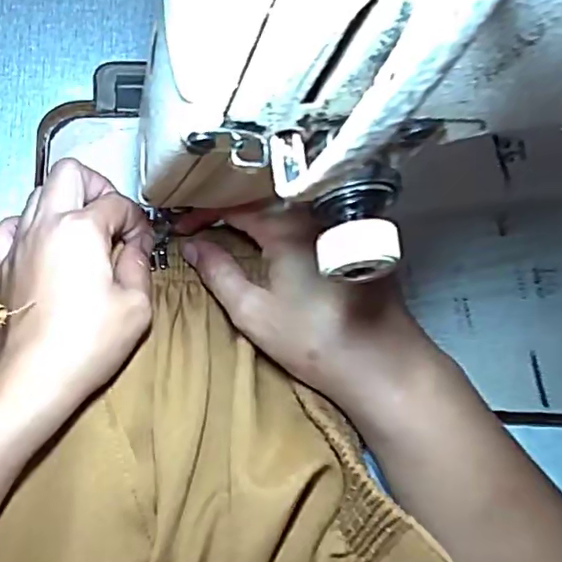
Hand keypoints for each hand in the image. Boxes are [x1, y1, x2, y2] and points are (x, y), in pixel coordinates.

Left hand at [0, 158, 153, 417]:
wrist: (35, 376)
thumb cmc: (89, 343)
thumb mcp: (137, 306)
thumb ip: (139, 265)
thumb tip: (135, 248)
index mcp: (81, 227)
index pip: (117, 203)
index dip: (137, 221)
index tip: (142, 245)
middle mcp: (44, 224)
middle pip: (69, 172)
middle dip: (97, 186)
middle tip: (111, 218)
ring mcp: (18, 243)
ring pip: (36, 194)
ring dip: (64, 202)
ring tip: (81, 232)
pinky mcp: (1, 267)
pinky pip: (8, 227)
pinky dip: (27, 226)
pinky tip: (42, 244)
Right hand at [178, 204, 436, 412]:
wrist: (380, 363)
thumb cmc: (314, 342)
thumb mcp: (252, 312)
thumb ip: (218, 272)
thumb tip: (192, 246)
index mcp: (289, 227)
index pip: (235, 204)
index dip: (202, 212)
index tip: (181, 228)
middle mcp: (318, 214)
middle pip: (262, 198)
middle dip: (225, 209)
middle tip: (198, 227)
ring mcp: (341, 223)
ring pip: (286, 206)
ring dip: (252, 215)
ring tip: (224, 232)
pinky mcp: (356, 239)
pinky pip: (307, 218)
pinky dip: (279, 224)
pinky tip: (264, 242)